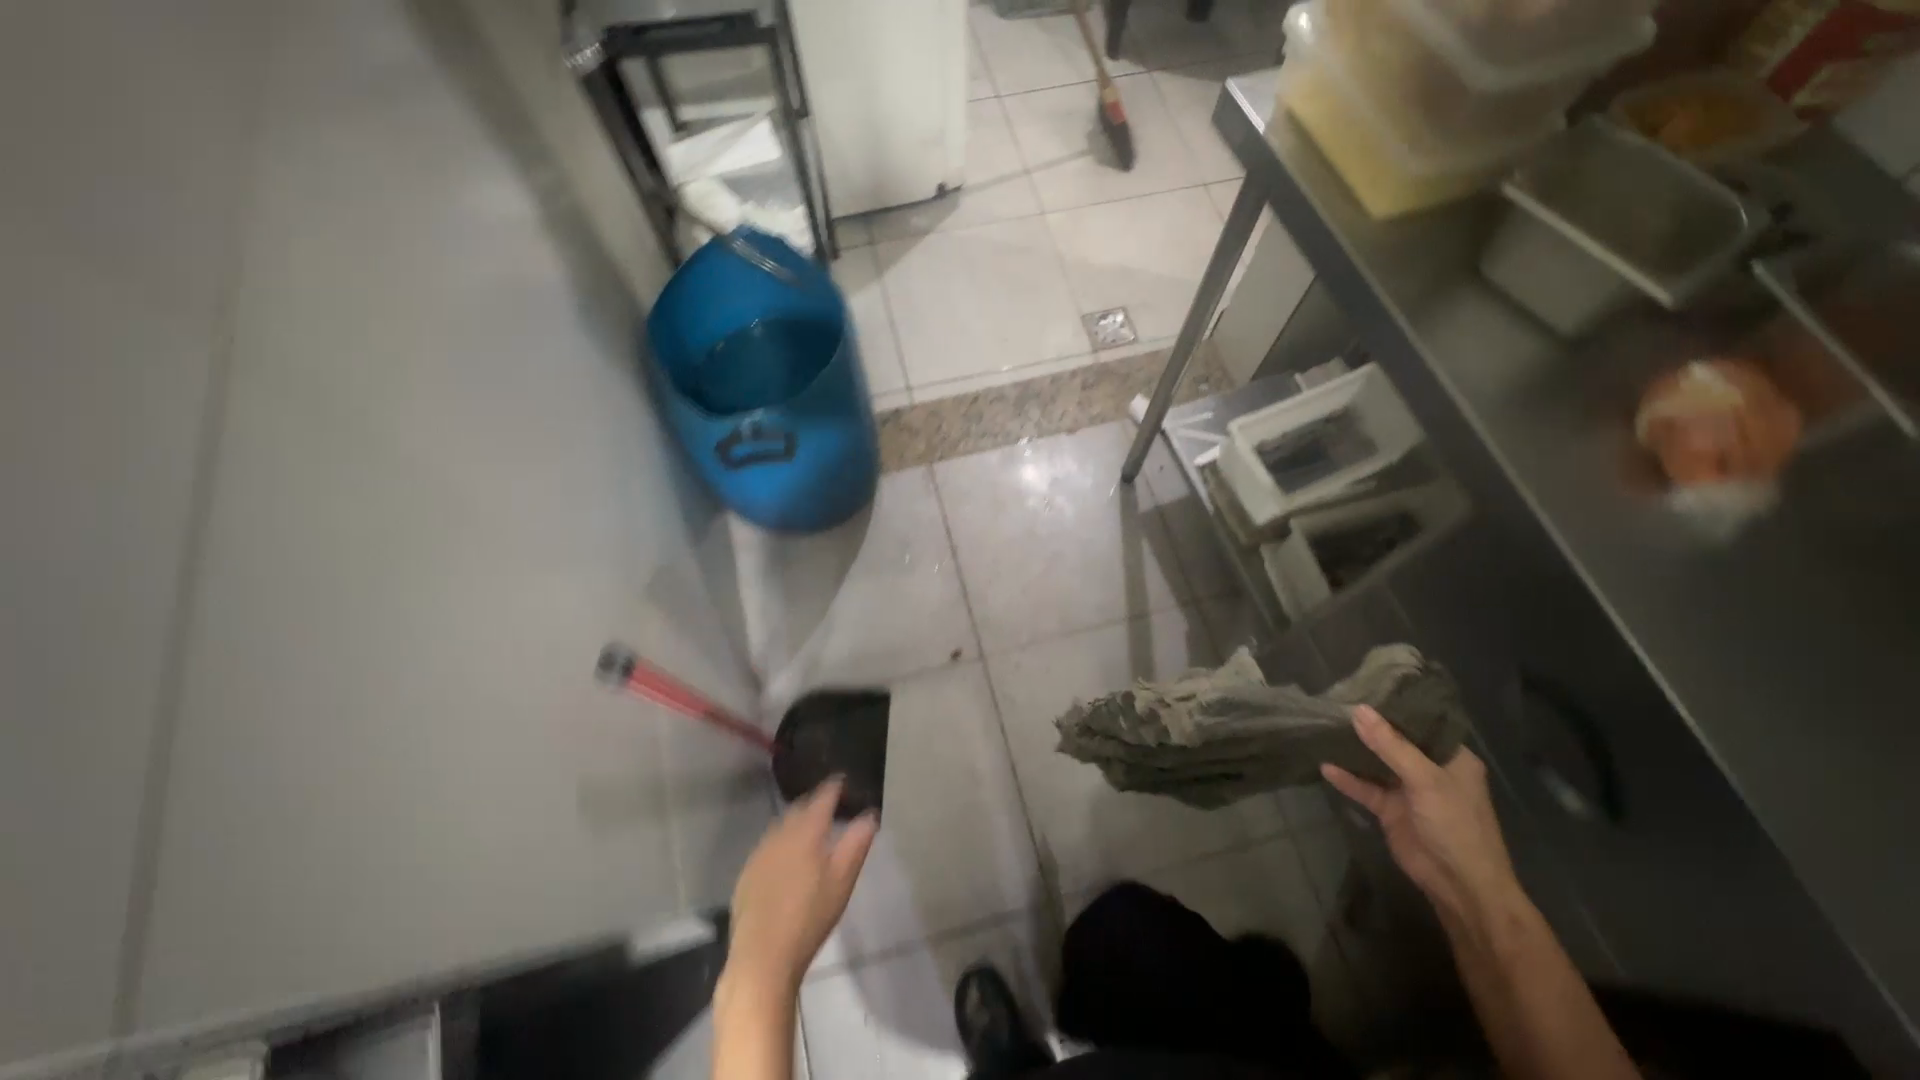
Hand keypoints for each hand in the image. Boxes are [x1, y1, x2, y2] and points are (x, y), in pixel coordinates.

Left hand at [724, 778, 877, 995]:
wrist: (763, 956)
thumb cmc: (810, 917)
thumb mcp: (843, 880)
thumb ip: (857, 843)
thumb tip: (869, 815)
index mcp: (805, 832)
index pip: (822, 798)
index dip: (834, 787)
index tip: (843, 781)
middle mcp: (778, 835)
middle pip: (799, 809)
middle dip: (815, 804)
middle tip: (831, 805)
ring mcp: (758, 855)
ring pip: (780, 828)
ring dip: (796, 822)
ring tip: (811, 830)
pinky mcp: (746, 875)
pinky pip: (767, 847)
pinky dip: (781, 843)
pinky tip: (787, 859)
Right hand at [1321, 707, 1521, 926]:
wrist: (1459, 883)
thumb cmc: (1455, 824)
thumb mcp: (1425, 779)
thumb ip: (1391, 746)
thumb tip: (1358, 710)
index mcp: (1451, 757)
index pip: (1422, 723)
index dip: (1396, 706)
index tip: (1365, 685)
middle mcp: (1430, 769)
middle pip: (1396, 741)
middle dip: (1370, 726)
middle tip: (1337, 701)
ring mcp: (1408, 790)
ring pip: (1377, 764)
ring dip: (1355, 751)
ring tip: (1326, 727)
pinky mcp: (1391, 810)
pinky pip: (1366, 789)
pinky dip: (1348, 780)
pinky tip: (1326, 767)